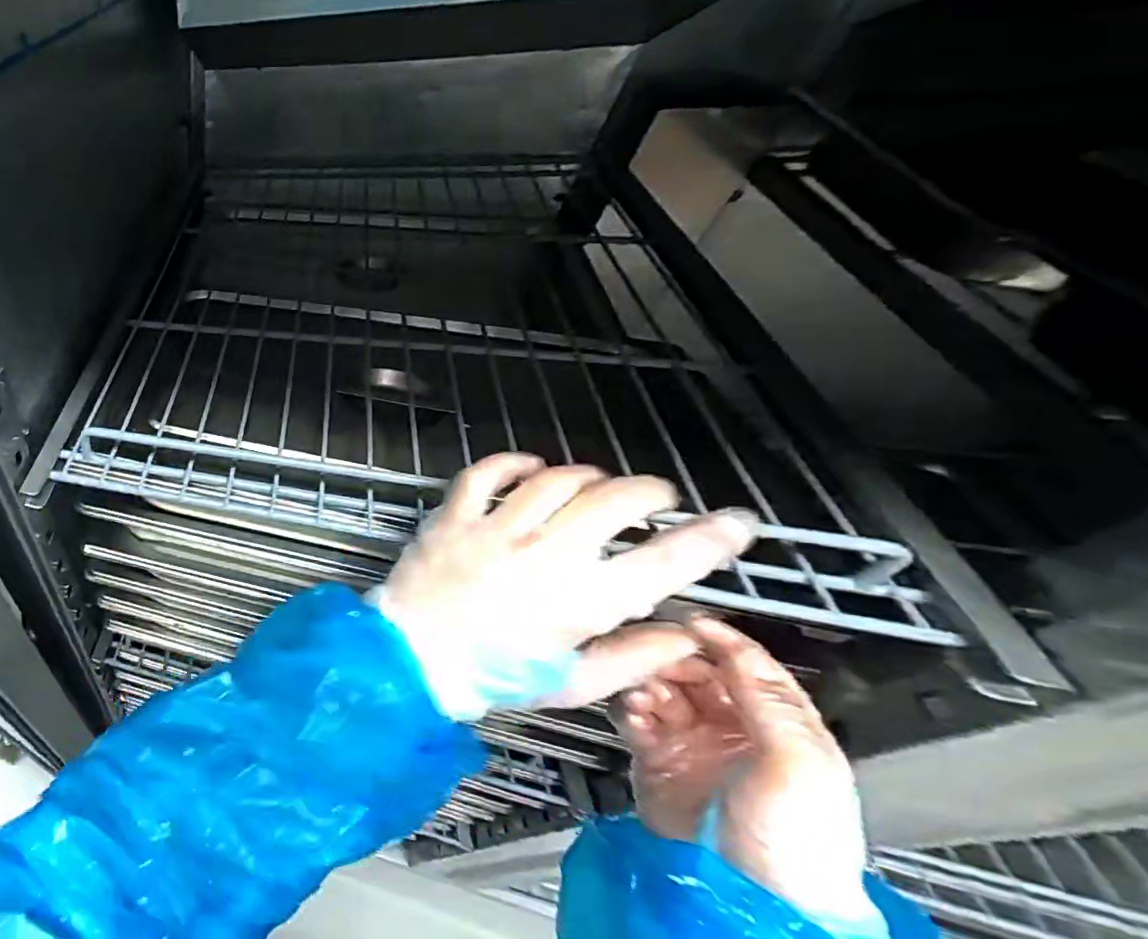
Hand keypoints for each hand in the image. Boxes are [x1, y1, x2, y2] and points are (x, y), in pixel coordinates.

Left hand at [371, 453, 757, 720]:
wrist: (412, 663)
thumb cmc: (493, 677)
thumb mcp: (572, 685)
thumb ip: (634, 658)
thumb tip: (685, 637)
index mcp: (583, 601)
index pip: (664, 560)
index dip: (710, 537)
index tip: (735, 522)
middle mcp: (546, 555)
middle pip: (616, 500)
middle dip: (650, 493)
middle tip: (655, 500)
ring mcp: (497, 529)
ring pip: (558, 478)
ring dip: (586, 477)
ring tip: (594, 488)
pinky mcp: (457, 515)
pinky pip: (489, 471)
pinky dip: (513, 463)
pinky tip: (529, 469)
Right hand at [616, 617, 875, 923]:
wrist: (753, 904)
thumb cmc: (797, 846)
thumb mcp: (799, 764)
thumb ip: (767, 699)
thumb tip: (732, 645)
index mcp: (777, 724)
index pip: (745, 664)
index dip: (718, 640)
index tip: (690, 623)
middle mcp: (733, 727)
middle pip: (695, 670)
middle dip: (672, 657)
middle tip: (653, 655)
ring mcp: (693, 743)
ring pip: (662, 688)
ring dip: (647, 680)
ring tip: (641, 690)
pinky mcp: (659, 761)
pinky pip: (636, 718)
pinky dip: (629, 708)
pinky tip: (632, 711)